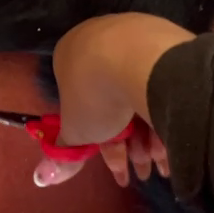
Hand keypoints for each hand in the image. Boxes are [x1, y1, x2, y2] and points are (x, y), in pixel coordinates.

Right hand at [32, 13, 194, 188]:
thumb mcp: (75, 130)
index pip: (81, 103)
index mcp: (68, 54)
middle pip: (111, 101)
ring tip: (161, 162)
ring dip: (148, 134)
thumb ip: (63, 150)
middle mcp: (95, 41)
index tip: (118, 167)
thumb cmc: (94, 93)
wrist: (136, 59)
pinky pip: (155, 81)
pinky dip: (162, 111)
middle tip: (143, 171)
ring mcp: (127, 36)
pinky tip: (171, 137)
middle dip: (128, 143)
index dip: (100, 142)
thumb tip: (42, 176)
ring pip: (135, 93)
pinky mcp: (156, 37)